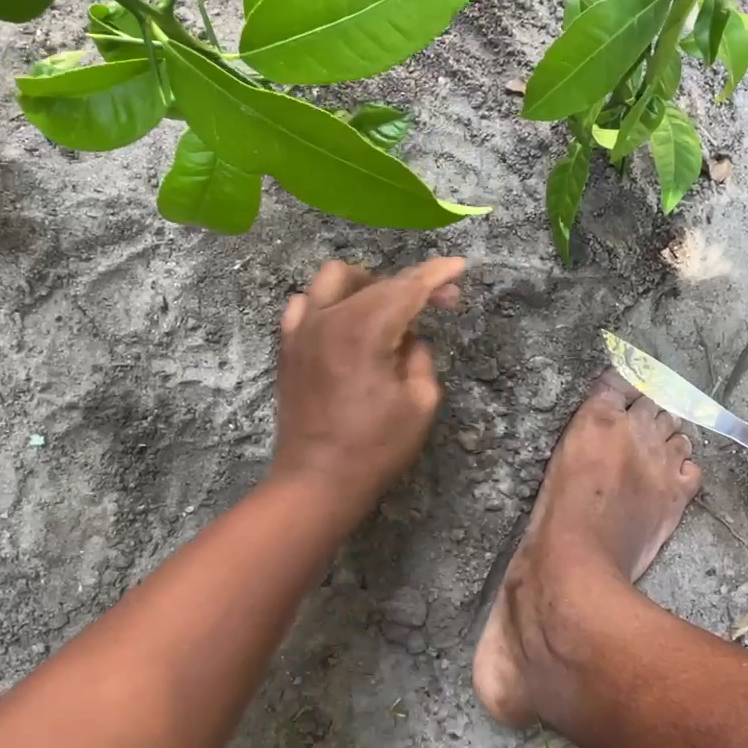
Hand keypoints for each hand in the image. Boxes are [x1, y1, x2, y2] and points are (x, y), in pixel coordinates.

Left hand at [269, 257, 464, 515]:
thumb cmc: (374, 448)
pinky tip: (346, 322)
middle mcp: (329, 317)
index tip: (459, 266)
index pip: (408, 287)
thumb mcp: (421, 403)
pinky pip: (306, 303)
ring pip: (335, 279)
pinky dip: (331, 302)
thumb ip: (419, 357)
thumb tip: (407, 339)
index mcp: (365, 329)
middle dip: (413, 285)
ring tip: (389, 310)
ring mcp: (302, 329)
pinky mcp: (288, 346)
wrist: (315, 482)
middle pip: (377, 281)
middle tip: (441, 304)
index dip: (437, 274)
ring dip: (368, 284)